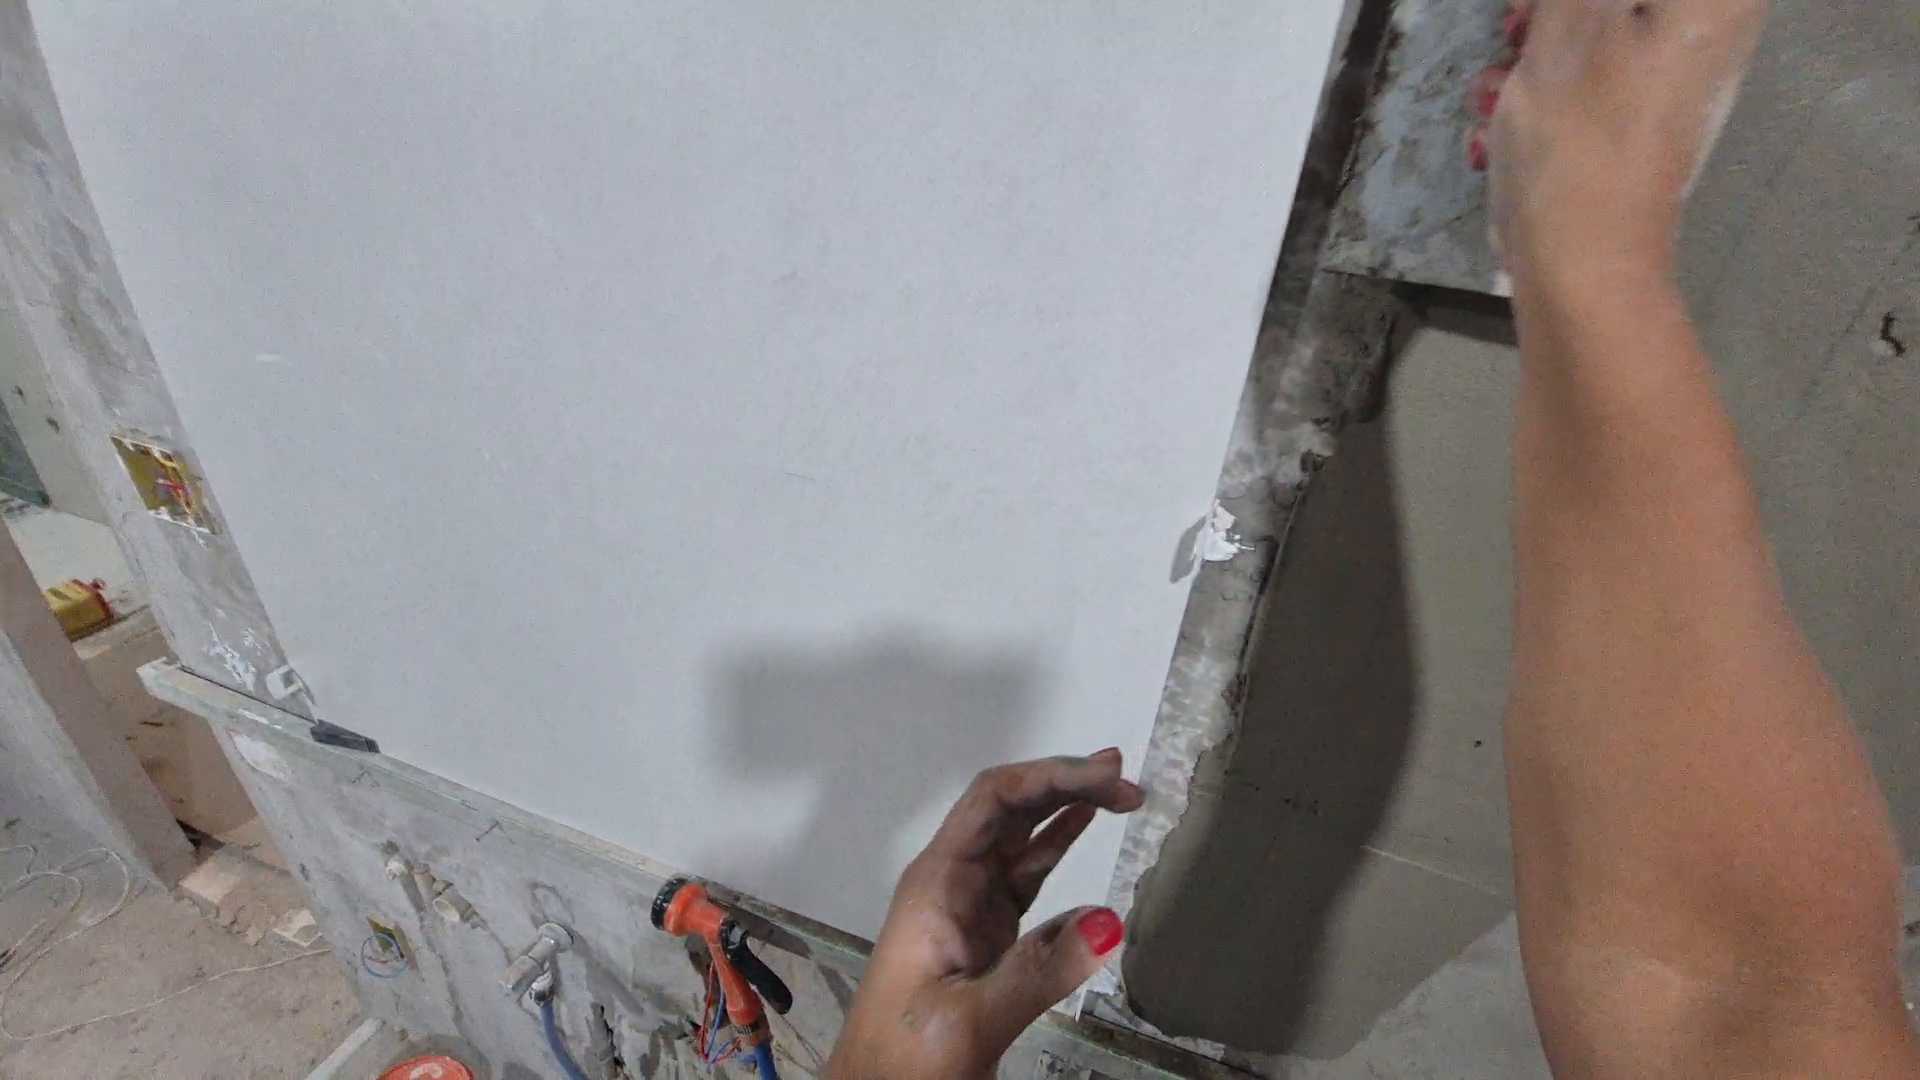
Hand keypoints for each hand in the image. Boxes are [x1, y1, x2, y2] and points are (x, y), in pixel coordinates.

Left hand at [826, 750, 1144, 1079]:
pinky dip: (1057, 843)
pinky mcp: (987, 926)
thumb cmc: (905, 1060)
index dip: (1048, 776)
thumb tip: (1112, 921)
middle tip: (1123, 776)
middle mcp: (953, 874)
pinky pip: (1027, 871)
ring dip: (1064, 805)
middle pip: (1009, 806)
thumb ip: (1038, 970)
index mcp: (938, 877)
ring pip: (1020, 833)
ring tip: (1115, 787)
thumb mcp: (970, 1019)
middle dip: (1063, 782)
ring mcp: (970, 899)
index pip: (993, 799)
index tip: (1104, 774)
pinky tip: (1084, 824)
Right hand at [1469, 0, 1767, 288]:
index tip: (1524, 7)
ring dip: (1521, 64)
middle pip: (1606, 2)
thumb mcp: (1567, 33)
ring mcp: (1659, 84)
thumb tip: (1553, 2)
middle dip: (1542, 15)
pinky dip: (1527, 105)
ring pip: (1581, 41)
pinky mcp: (1620, 128)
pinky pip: (1572, 91)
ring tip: (1490, 100)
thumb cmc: (1579, 140)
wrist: (1579, 257)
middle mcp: (1699, 28)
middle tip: (1510, 36)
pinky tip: (1495, 133)